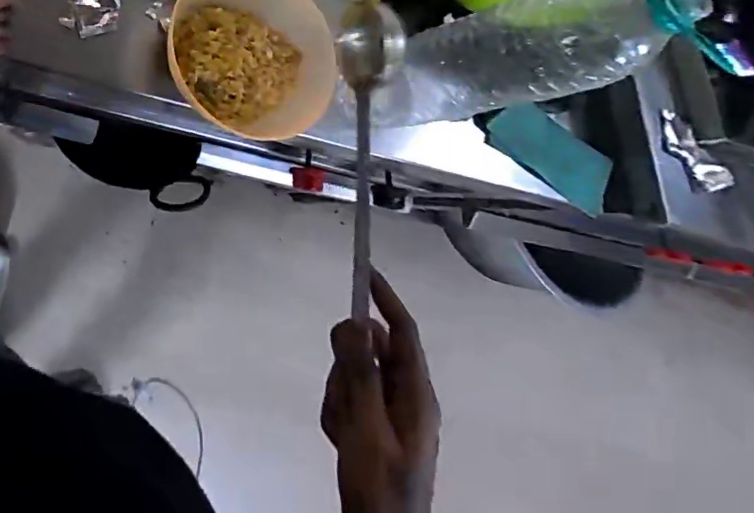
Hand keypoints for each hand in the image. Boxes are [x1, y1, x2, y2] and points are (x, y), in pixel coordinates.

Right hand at [320, 271, 439, 512]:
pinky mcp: (372, 423)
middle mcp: (406, 397)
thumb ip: (359, 372)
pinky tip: (341, 437)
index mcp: (416, 395)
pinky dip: (336, 411)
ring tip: (343, 428)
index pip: (403, 332)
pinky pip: (345, 396)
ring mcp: (389, 412)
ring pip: (352, 373)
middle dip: (347, 366)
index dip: (385, 298)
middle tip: (342, 393)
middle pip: (370, 351)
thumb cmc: (379, 483)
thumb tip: (357, 321)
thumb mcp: (366, 427)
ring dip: (339, 394)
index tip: (365, 271)